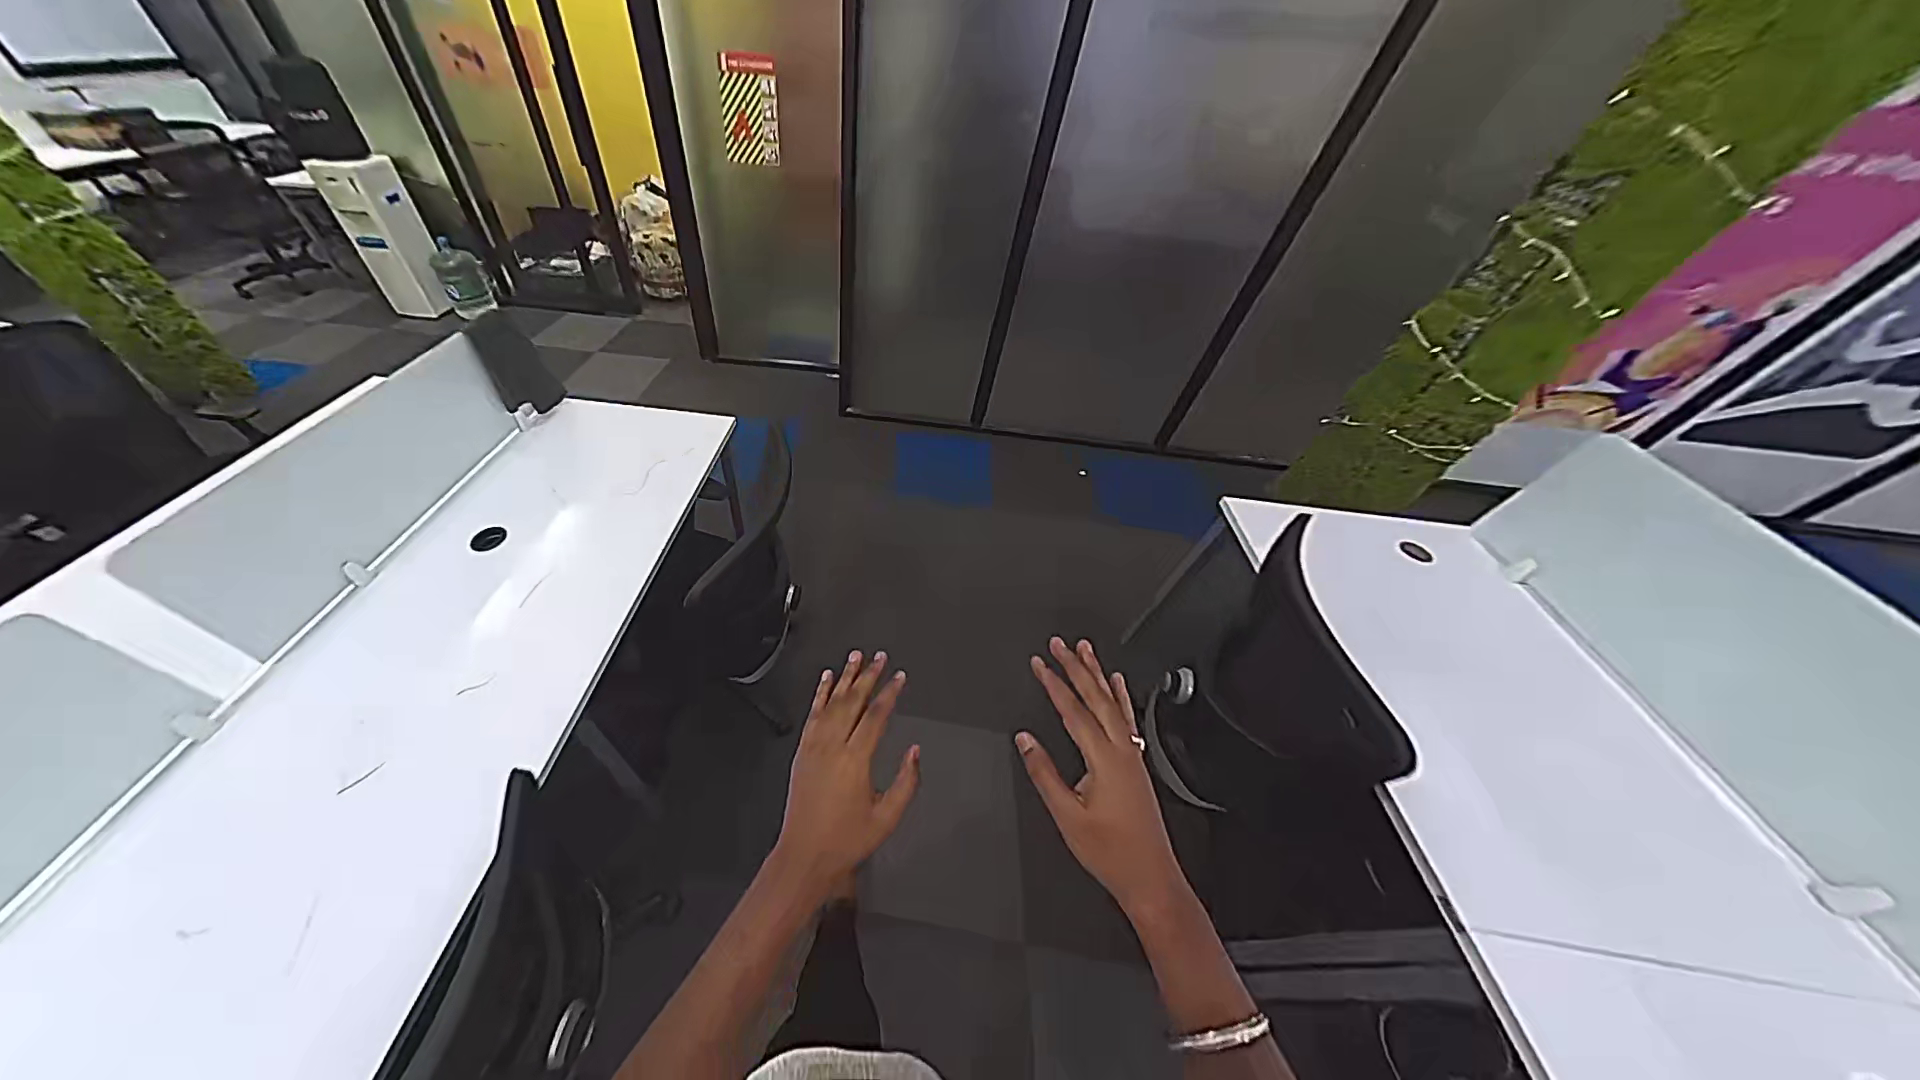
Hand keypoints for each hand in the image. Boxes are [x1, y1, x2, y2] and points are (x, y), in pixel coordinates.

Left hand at [773, 650, 920, 895]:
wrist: (804, 855)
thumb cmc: (845, 840)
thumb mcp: (887, 817)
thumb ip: (907, 782)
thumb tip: (915, 752)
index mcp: (854, 761)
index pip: (875, 716)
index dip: (889, 693)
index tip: (899, 677)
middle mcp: (831, 748)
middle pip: (852, 701)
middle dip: (869, 676)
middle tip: (880, 657)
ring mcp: (813, 747)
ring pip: (831, 702)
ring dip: (845, 677)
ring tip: (856, 657)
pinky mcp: (802, 752)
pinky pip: (812, 714)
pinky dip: (820, 693)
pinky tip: (825, 679)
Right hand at [1018, 637, 1189, 917]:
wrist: (1150, 876)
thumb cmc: (1111, 852)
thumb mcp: (1067, 815)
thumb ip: (1044, 772)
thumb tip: (1026, 740)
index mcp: (1104, 759)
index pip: (1073, 710)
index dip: (1054, 683)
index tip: (1040, 663)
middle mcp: (1122, 750)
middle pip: (1095, 697)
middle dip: (1075, 667)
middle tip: (1059, 644)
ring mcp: (1133, 754)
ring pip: (1112, 702)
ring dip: (1097, 674)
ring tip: (1086, 650)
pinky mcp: (1136, 762)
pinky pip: (1127, 718)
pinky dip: (1120, 696)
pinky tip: (1116, 684)